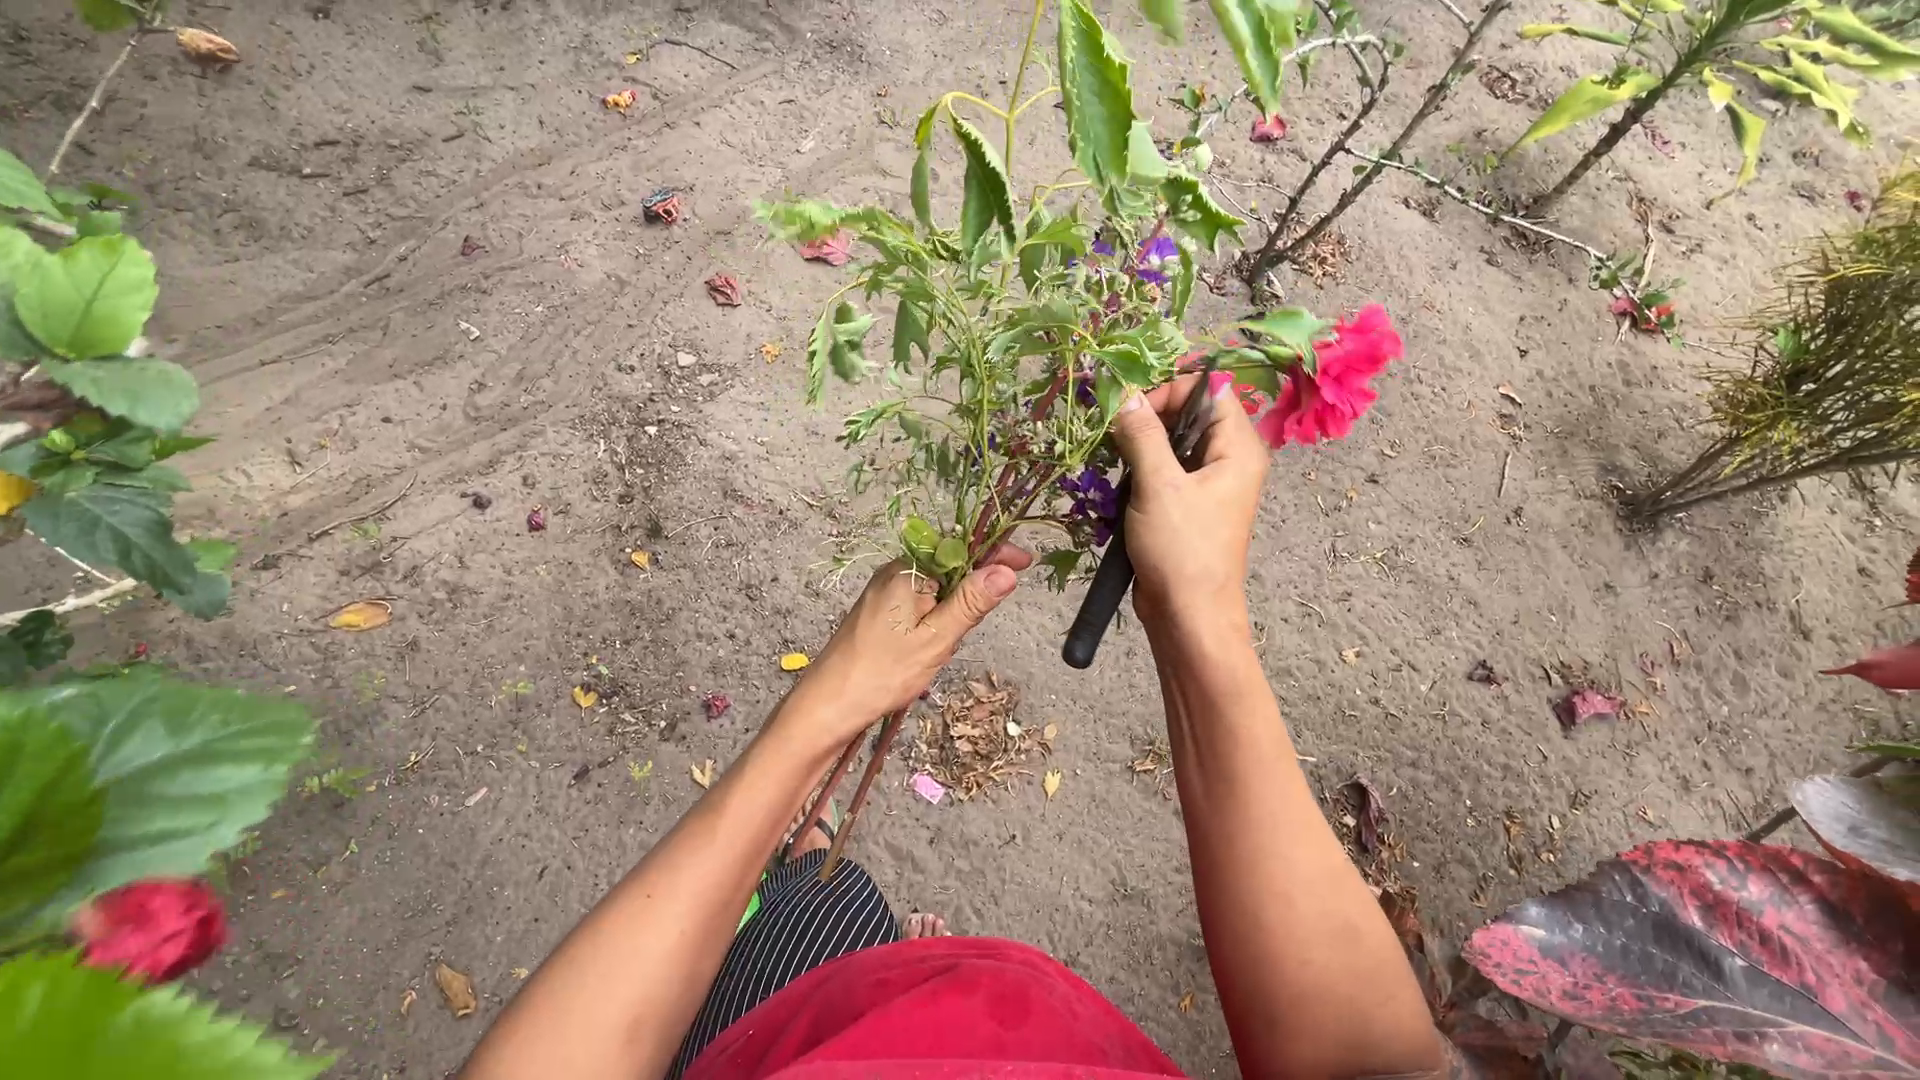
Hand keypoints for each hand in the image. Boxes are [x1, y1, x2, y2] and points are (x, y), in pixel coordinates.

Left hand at [791, 545, 1031, 736]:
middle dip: (968, 595)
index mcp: (908, 571)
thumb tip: (1006, 570)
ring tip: (940, 649)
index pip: (961, 546)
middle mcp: (895, 572)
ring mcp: (885, 591)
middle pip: (949, 567)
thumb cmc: (883, 672)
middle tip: (964, 633)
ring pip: (936, 590)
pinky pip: (920, 605)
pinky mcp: (881, 611)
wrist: (829, 703)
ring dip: (950, 615)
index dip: (994, 553)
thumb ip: (972, 602)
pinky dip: (933, 623)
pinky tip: (926, 650)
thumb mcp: (937, 638)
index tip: (1025, 562)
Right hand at [1108, 371, 1268, 632]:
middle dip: (1148, 416)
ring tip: (1113, 460)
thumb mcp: (1158, 486)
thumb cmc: (1181, 550)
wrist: (1187, 614)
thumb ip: (1142, 434)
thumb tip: (1125, 395)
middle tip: (1114, 434)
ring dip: (1139, 445)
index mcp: (1239, 448)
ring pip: (1171, 442)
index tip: (1131, 411)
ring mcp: (1208, 483)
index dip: (1169, 390)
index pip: (1209, 390)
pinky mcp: (1186, 504)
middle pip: (1189, 413)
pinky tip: (1119, 483)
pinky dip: (1139, 469)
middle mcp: (1229, 459)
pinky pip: (1164, 469)